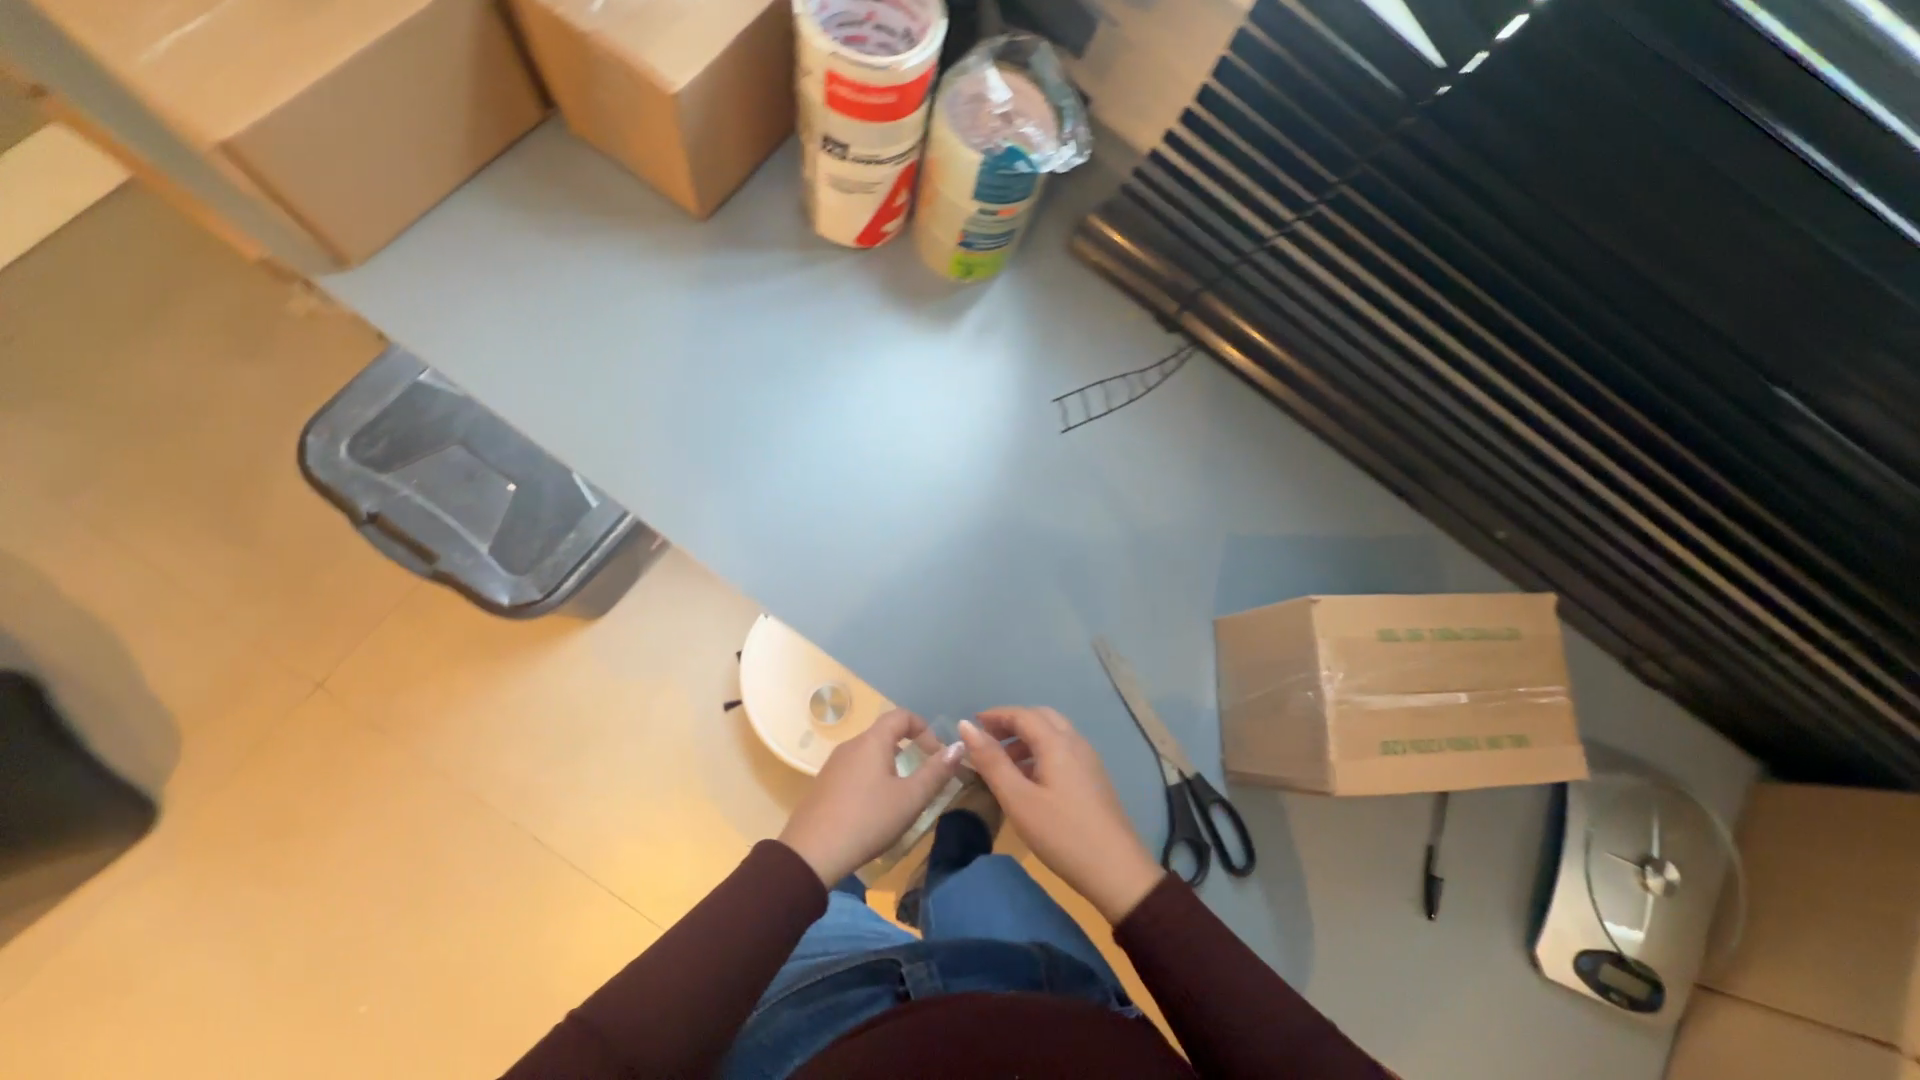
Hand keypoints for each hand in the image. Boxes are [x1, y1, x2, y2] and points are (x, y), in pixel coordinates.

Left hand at [779, 709, 961, 885]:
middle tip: (924, 778)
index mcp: (872, 742)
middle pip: (884, 734)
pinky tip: (875, 810)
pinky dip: (872, 779)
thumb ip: (936, 772)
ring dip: (891, 767)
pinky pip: (855, 771)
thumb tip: (958, 747)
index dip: (924, 729)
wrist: (811, 854)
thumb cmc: (867, 820)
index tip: (936, 755)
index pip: (901, 716)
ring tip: (902, 797)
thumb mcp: (910, 799)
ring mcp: (833, 765)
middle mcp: (850, 746)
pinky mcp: (823, 785)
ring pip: (869, 755)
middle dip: (909, 750)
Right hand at [960, 707, 1165, 922]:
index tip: (971, 725)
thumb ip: (992, 761)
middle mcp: (1076, 744)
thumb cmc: (1061, 833)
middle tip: (986, 741)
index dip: (995, 715)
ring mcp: (1089, 762)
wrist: (1116, 870)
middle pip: (1042, 718)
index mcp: (1057, 743)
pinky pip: (1064, 752)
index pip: (1023, 714)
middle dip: (1012, 723)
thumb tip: (966, 726)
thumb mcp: (1018, 799)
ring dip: (1027, 739)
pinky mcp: (1094, 780)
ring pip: (1055, 735)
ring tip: (1002, 764)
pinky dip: (1041, 753)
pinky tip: (1029, 781)